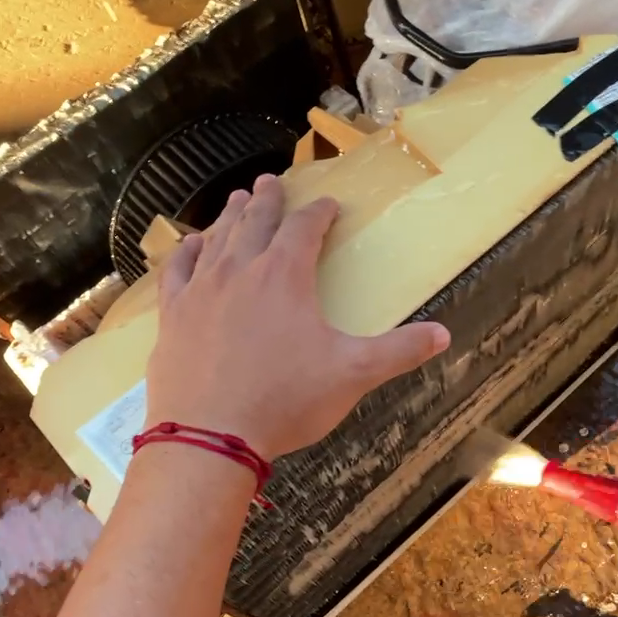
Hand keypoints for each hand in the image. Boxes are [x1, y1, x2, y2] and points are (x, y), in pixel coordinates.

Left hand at [145, 174, 450, 458]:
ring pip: (216, 238)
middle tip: (272, 181)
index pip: (305, 229)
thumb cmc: (286, 401)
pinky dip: (185, 251)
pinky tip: (189, 245)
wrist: (210, 435)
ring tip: (237, 200)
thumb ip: (399, 351)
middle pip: (256, 221)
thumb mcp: (353, 375)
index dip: (320, 213)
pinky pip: (177, 270)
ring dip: (230, 216)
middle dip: (269, 200)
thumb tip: (444, 334)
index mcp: (284, 276)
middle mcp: (240, 270)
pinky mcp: (173, 315)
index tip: (329, 205)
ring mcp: (200, 290)